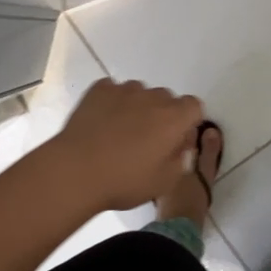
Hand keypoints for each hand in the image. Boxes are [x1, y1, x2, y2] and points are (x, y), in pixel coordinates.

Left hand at [44, 78, 204, 210]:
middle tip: (147, 140)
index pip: (193, 106)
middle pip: (165, 98)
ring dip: (136, 106)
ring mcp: (122, 89)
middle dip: (162, 115)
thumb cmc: (125, 180)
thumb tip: (179, 144)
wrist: (77, 169)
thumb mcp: (164, 181)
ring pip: (138, 92)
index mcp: (172, 118)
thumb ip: (180, 158)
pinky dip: (112, 101)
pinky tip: (102, 122)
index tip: (175, 140)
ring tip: (120, 132)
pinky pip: (113, 90)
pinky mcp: (98, 89)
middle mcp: (151, 97)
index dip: (187, 122)